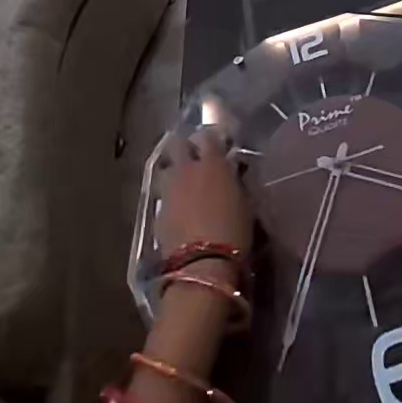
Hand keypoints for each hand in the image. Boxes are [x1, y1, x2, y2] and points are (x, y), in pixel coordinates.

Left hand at [156, 129, 251, 261]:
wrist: (202, 266)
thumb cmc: (233, 232)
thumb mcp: (244, 202)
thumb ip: (234, 181)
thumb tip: (230, 173)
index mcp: (212, 163)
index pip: (208, 136)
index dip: (213, 138)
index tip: (220, 144)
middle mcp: (187, 170)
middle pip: (178, 144)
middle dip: (186, 147)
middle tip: (196, 158)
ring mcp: (169, 190)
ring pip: (166, 168)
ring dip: (174, 171)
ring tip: (184, 183)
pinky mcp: (158, 212)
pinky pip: (163, 194)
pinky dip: (170, 196)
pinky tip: (179, 208)